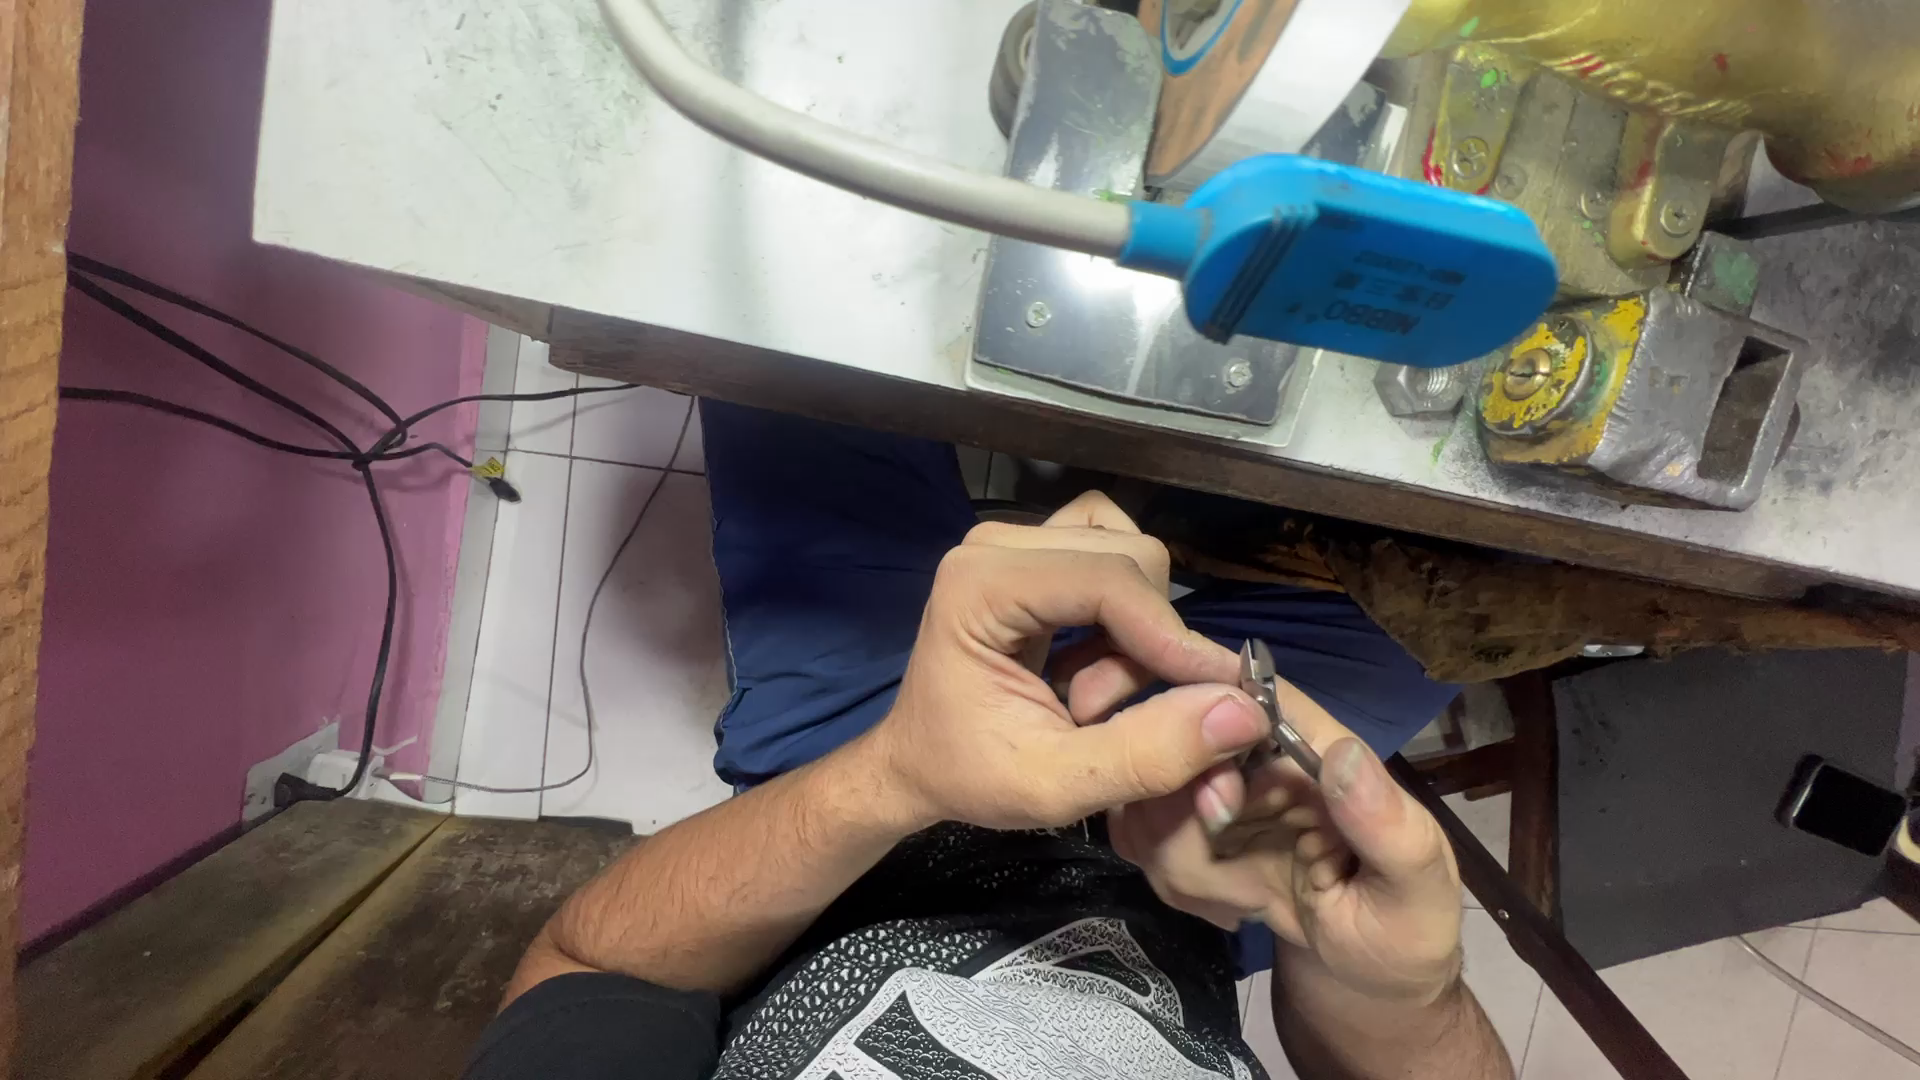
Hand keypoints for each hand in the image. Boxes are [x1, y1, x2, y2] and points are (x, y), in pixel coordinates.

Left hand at [864, 492, 1272, 830]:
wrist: (917, 761)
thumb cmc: (968, 774)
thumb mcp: (1056, 786)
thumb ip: (1148, 752)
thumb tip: (1245, 709)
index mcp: (979, 584)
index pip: (1107, 580)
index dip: (1171, 637)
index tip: (1224, 696)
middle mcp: (994, 543)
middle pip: (1129, 557)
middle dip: (1146, 642)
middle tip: (1105, 713)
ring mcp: (1012, 542)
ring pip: (1130, 556)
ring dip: (1134, 632)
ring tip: (1088, 697)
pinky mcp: (1032, 554)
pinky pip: (1114, 559)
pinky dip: (1124, 615)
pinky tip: (1093, 662)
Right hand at [1111, 688, 1462, 1004]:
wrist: (1362, 980)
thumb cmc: (1402, 932)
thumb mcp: (1418, 892)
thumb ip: (1388, 827)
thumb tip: (1342, 751)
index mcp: (1313, 746)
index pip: (1244, 691)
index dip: (1201, 697)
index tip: (1190, 755)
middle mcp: (1254, 754)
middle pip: (1177, 739)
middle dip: (1189, 819)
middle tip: (1238, 889)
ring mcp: (1213, 787)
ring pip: (1151, 792)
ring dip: (1190, 863)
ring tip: (1247, 904)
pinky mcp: (1184, 823)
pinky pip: (1143, 832)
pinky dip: (1180, 880)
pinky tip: (1228, 904)